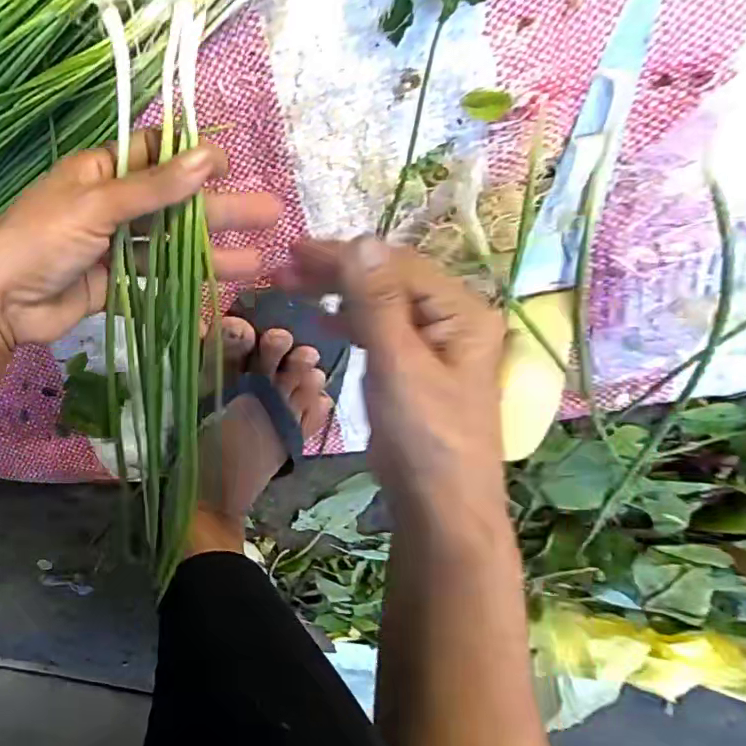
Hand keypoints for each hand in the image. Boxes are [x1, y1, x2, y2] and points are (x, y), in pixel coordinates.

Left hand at [0, 131, 281, 349]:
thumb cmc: (39, 240)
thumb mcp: (97, 205)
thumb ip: (154, 188)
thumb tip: (208, 159)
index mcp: (102, 170)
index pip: (157, 153)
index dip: (195, 158)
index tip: (233, 167)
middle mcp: (112, 203)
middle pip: (176, 202)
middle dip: (221, 209)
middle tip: (270, 214)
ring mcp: (114, 245)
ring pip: (171, 244)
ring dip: (212, 250)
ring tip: (259, 260)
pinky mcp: (114, 282)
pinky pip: (156, 278)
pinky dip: (185, 283)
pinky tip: (219, 290)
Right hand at [281, 237, 508, 523]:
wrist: (439, 505)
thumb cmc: (425, 437)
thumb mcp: (399, 365)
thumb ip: (379, 303)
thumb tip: (361, 241)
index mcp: (461, 311)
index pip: (398, 266)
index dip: (346, 254)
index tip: (295, 250)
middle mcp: (451, 320)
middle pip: (389, 280)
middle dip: (337, 271)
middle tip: (285, 266)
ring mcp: (433, 345)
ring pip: (380, 304)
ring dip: (338, 293)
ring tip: (293, 286)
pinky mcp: (414, 368)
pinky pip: (379, 330)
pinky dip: (349, 322)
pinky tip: (323, 320)